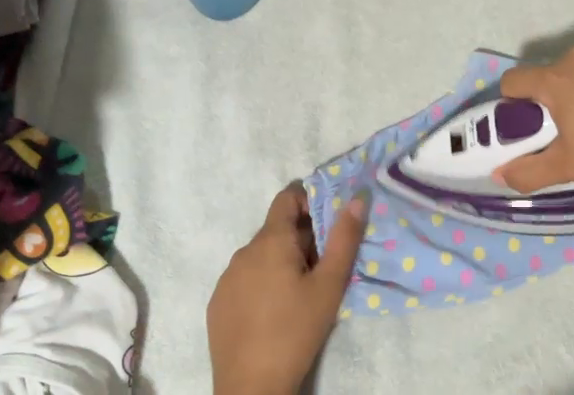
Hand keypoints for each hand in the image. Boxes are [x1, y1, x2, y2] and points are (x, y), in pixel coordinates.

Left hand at [208, 184, 366, 394]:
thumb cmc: (295, 331)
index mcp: (270, 241)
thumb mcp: (330, 285)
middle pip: (276, 229)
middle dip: (301, 239)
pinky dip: (262, 283)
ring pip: (260, 255)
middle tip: (322, 267)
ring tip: (300, 293)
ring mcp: (226, 279)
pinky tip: (274, 312)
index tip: (328, 224)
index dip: (309, 201)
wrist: (251, 389)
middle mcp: (243, 252)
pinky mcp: (217, 304)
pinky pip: (244, 279)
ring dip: (281, 261)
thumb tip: (357, 198)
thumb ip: (344, 238)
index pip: (287, 197)